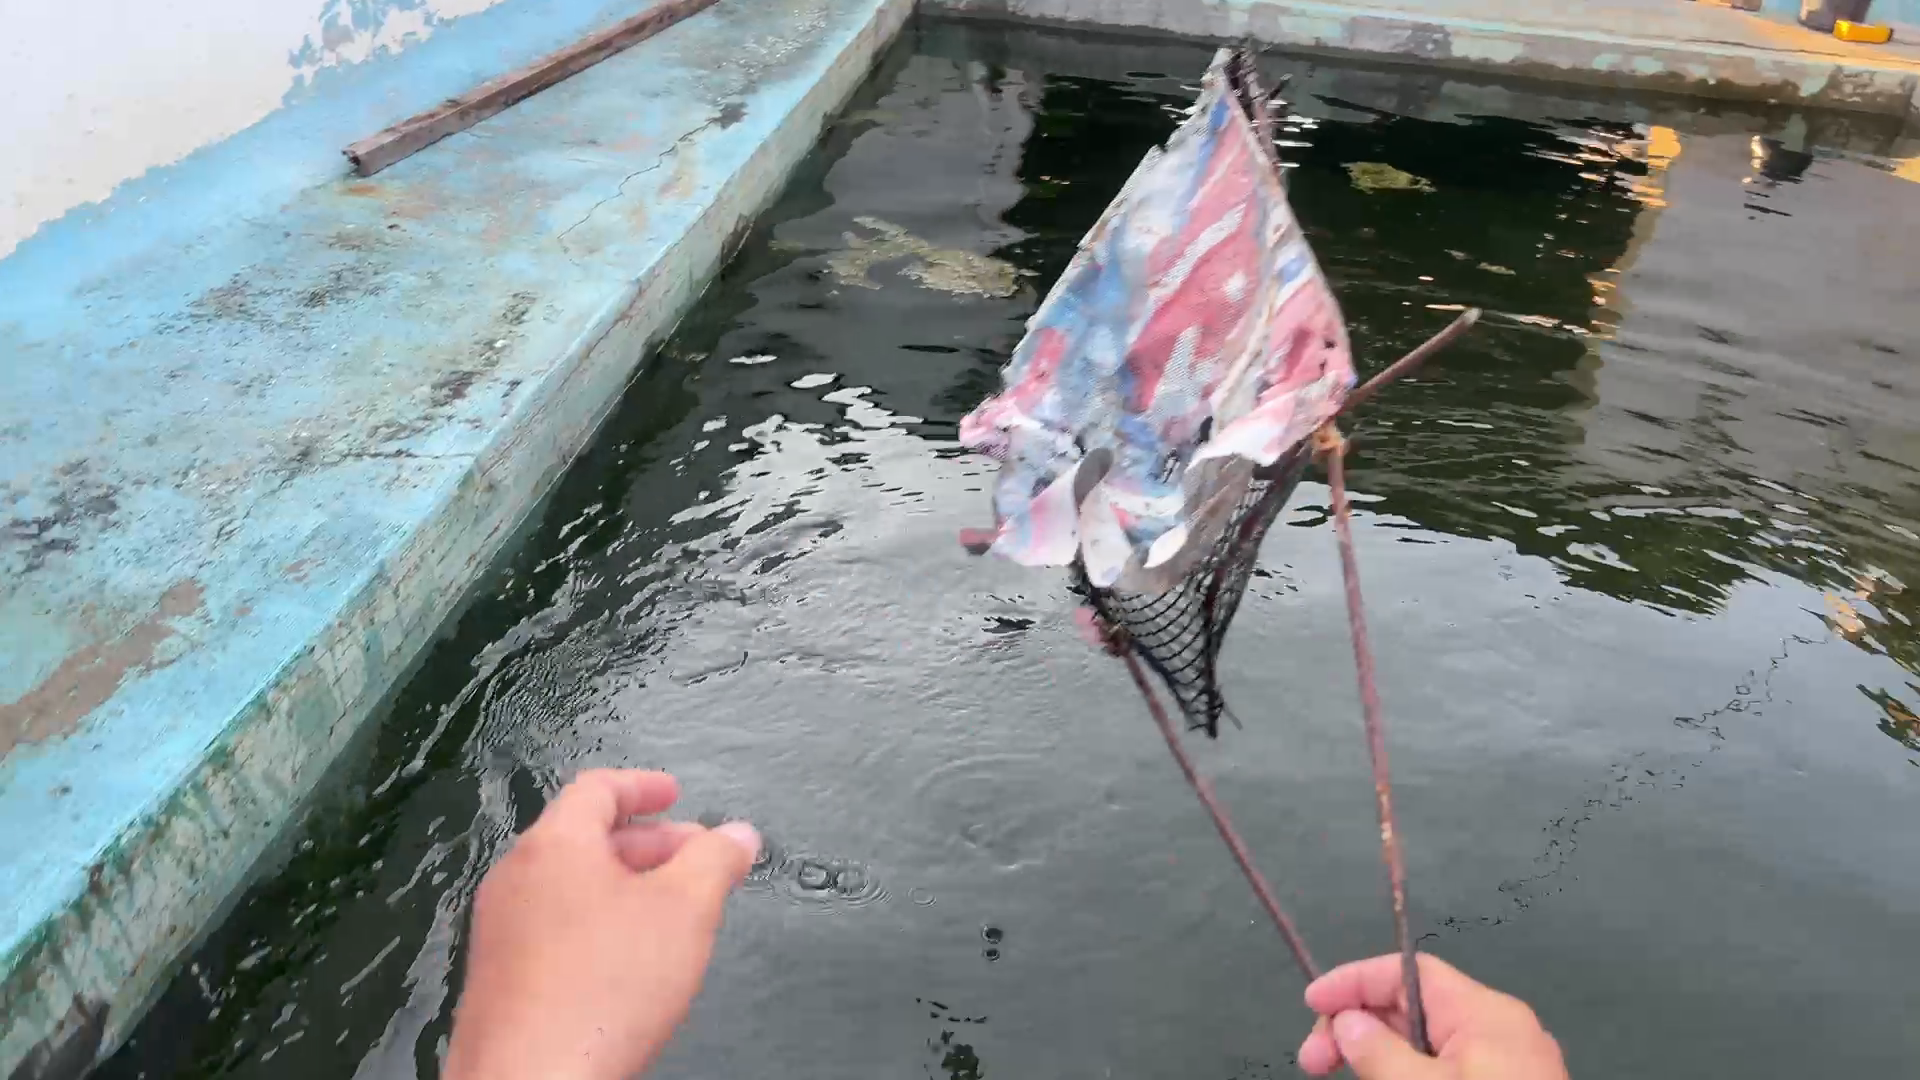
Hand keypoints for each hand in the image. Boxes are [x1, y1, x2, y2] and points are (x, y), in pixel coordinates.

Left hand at [445, 770, 759, 1079]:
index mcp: (553, 846)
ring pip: (573, 882)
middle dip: (651, 840)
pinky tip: (636, 955)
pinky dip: (602, 915)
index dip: (644, 785)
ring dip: (630, 880)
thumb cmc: (609, 982)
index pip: (597, 788)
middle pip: (586, 834)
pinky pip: (557, 923)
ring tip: (677, 907)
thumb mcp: (686, 907)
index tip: (677, 794)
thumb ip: (717, 859)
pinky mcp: (499, 982)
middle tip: (697, 856)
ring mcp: (500, 934)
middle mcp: (516, 880)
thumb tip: (741, 833)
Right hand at [1297, 953, 1568, 1079]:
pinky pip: (1445, 1073)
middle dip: (1357, 1028)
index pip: (1405, 973)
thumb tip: (1347, 1023)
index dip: (1353, 981)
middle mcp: (1501, 1034)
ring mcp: (1509, 1072)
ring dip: (1377, 1058)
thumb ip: (1377, 1051)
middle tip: (1314, 1060)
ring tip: (1341, 1076)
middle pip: (1410, 1009)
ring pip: (1423, 1046)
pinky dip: (1407, 1076)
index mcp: (1486, 1015)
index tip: (1312, 1003)